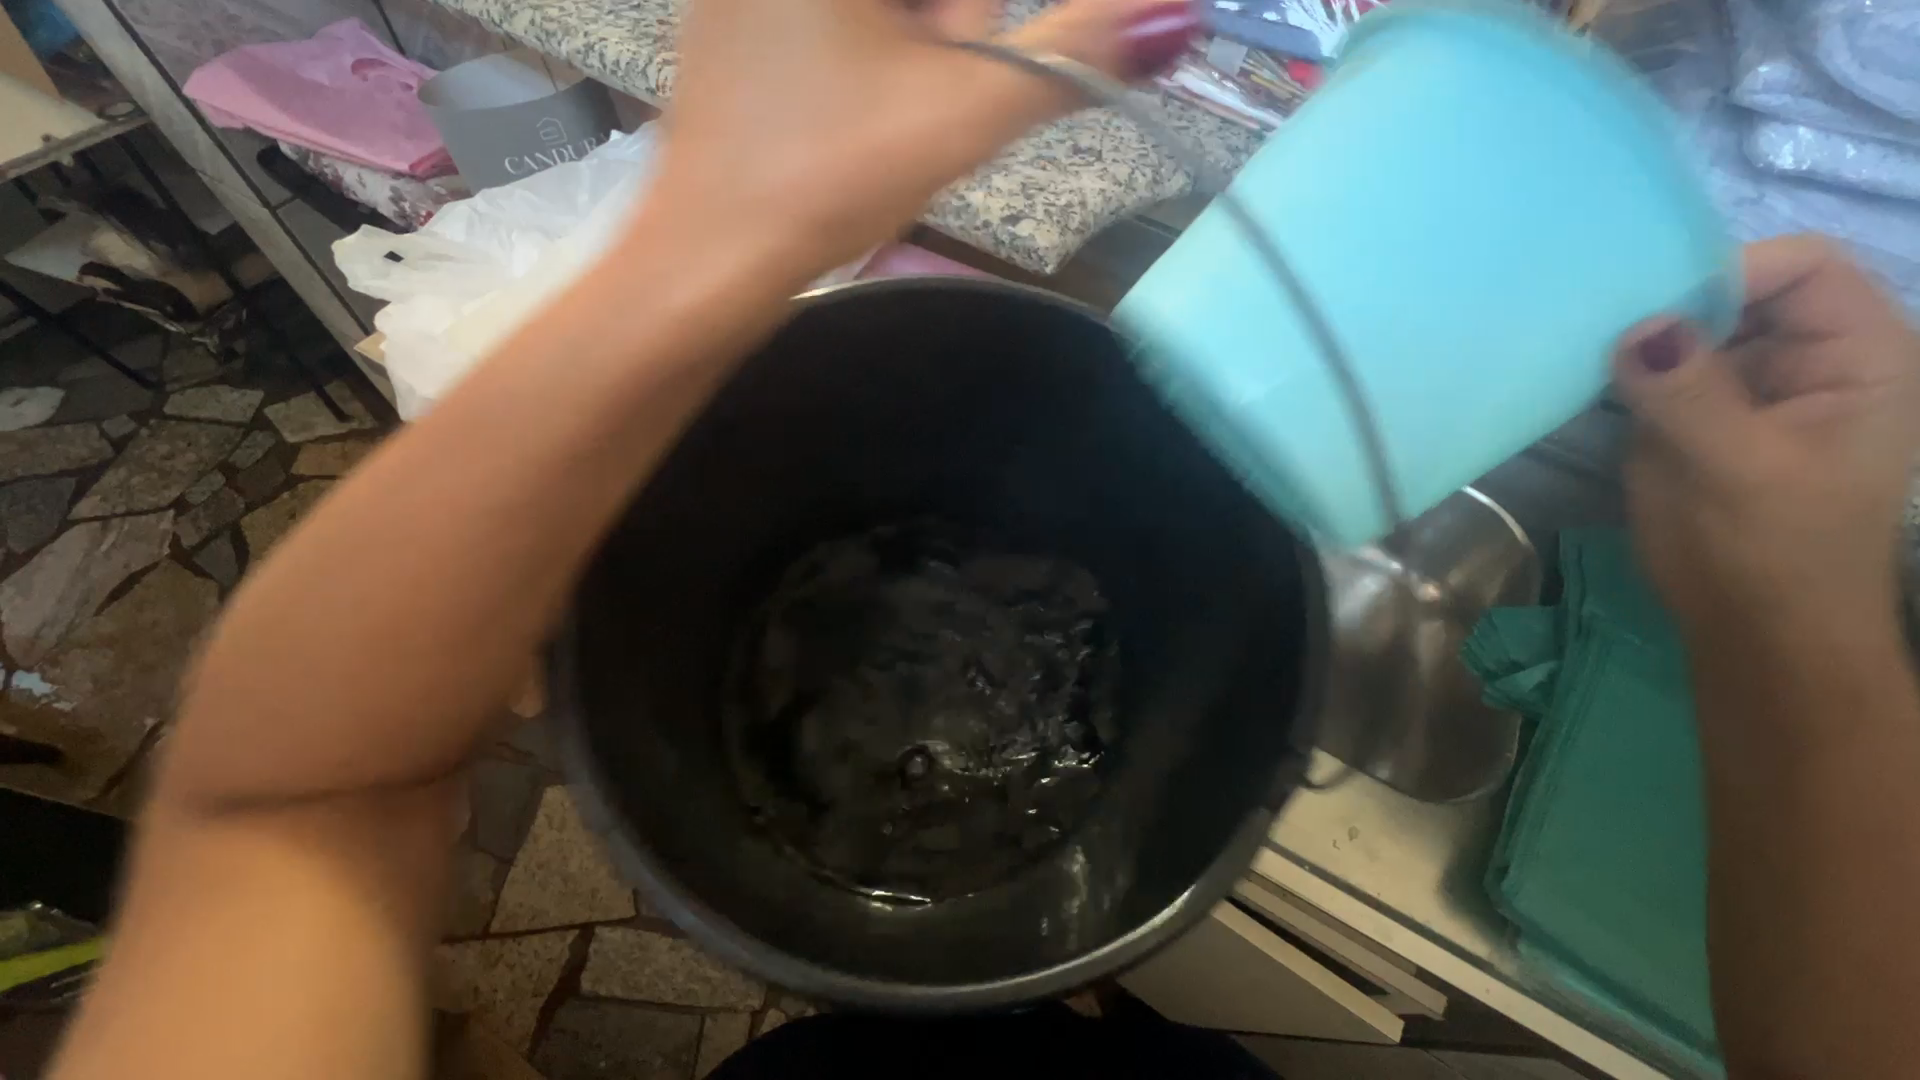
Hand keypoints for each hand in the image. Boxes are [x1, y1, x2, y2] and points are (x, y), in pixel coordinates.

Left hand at [630, 0, 1196, 278]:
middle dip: (957, 24)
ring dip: (928, 34)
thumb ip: (1076, 57)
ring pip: (898, 2)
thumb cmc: (829, 180)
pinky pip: (852, 14)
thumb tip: (1178, 14)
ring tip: (893, 107)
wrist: (713, 255)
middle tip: (935, 87)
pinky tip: (863, 96)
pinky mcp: (746, 5)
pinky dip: (882, 39)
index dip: (976, 33)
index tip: (963, 77)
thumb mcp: (964, 113)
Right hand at [1613, 235, 1919, 638]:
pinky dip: (1614, 366)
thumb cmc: (1774, 548)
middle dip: (1670, 302)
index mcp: (1854, 355)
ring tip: (1577, 346)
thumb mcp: (1741, 469)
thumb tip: (1637, 327)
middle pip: (1736, 290)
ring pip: (1685, 328)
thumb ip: (1692, 394)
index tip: (1649, 312)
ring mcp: (1737, 387)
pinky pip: (1650, 370)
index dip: (1730, 274)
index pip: (1800, 269)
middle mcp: (1798, 358)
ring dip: (1633, 334)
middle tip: (1597, 326)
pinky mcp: (1683, 416)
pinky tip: (1578, 375)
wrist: (1750, 621)